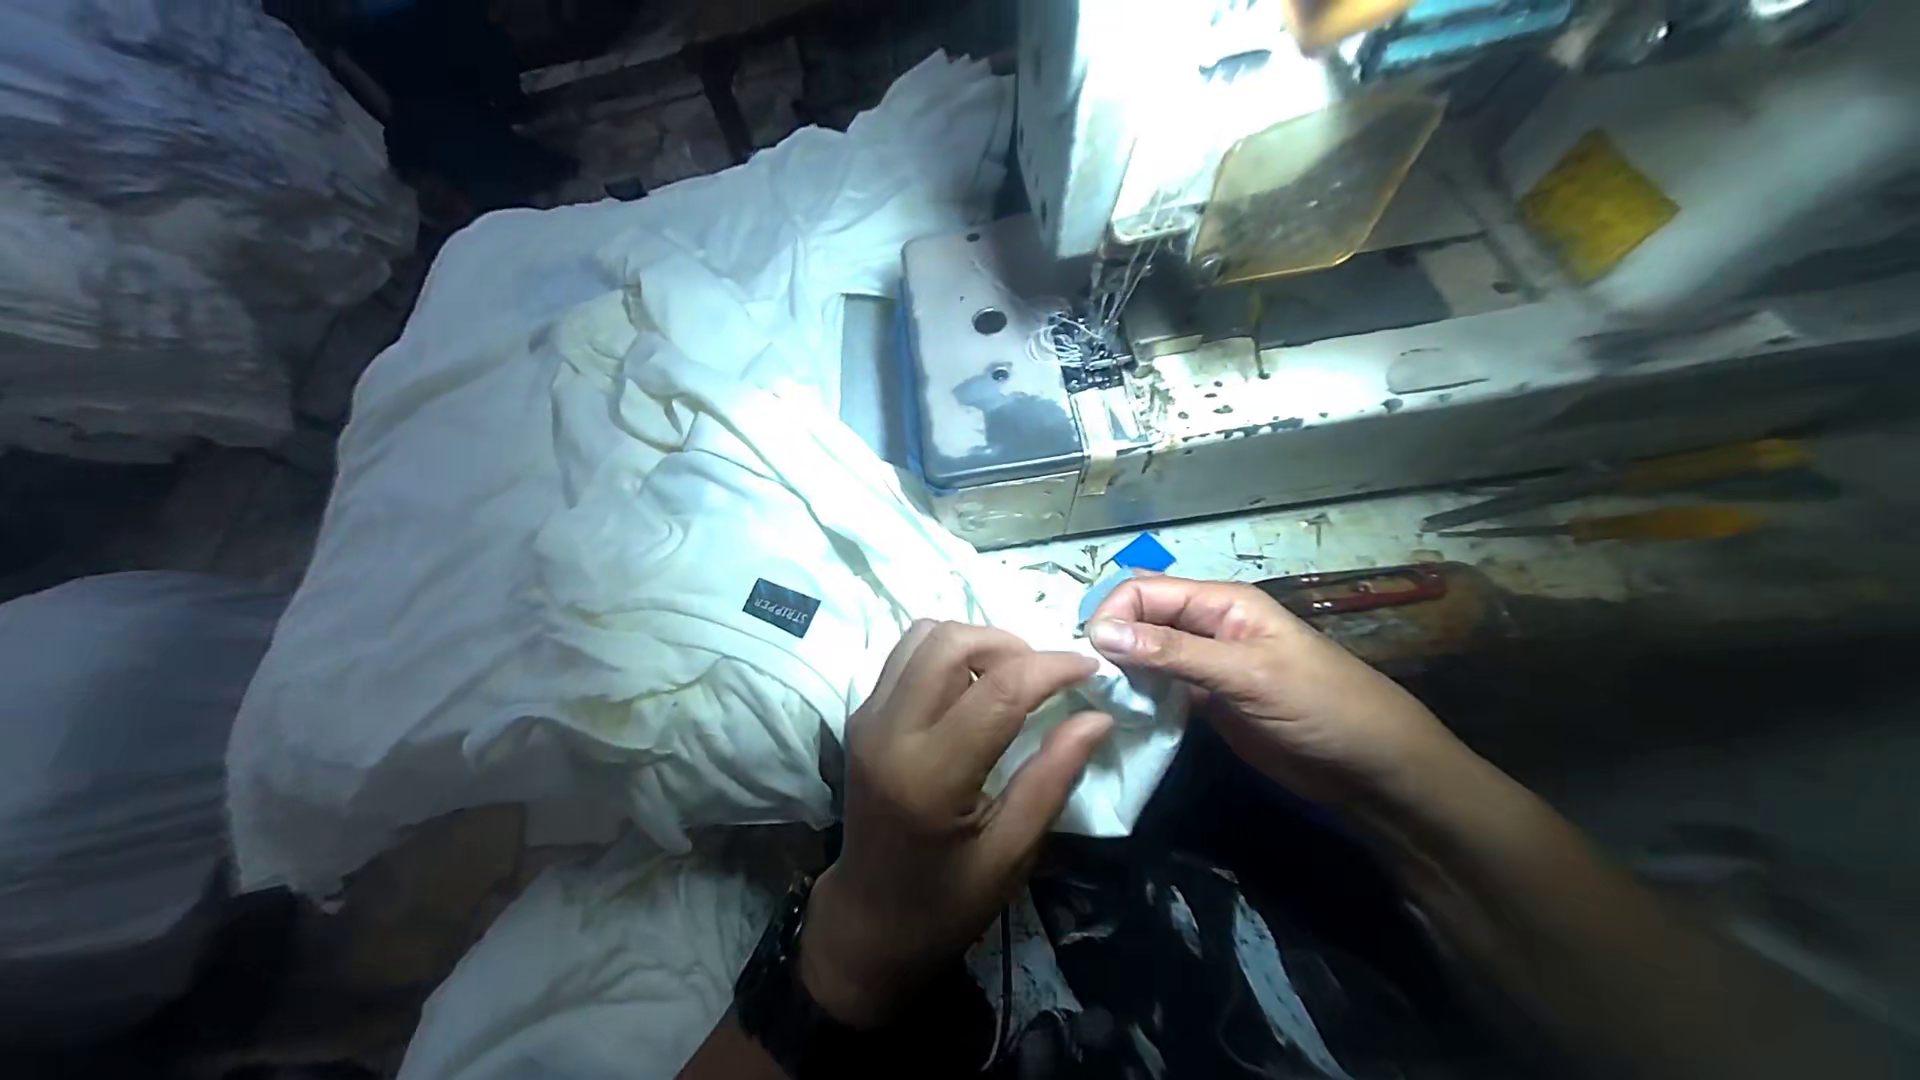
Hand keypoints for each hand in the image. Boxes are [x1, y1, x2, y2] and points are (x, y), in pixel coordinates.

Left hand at [799, 620, 1112, 1027]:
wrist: (869, 917)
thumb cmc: (946, 900)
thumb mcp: (1012, 852)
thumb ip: (1053, 776)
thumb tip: (1098, 715)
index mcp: (930, 775)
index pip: (998, 691)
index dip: (1052, 668)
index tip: (1090, 669)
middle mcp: (890, 731)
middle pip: (951, 642)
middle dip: (1010, 645)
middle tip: (1044, 677)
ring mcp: (868, 716)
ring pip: (925, 635)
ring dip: (976, 642)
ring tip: (1010, 678)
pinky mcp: (862, 713)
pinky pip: (908, 654)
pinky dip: (948, 653)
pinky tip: (972, 687)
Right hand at [1085, 576, 1465, 805]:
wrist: (1373, 770)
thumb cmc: (1321, 706)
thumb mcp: (1247, 673)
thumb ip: (1173, 652)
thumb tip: (1100, 632)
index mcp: (1220, 602)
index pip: (1145, 591)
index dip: (1113, 614)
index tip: (1094, 655)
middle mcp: (1205, 625)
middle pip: (1140, 618)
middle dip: (1111, 639)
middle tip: (1092, 678)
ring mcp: (1203, 664)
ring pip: (1144, 653)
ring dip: (1121, 670)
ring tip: (1100, 698)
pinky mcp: (1204, 699)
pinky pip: (1158, 687)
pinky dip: (1137, 695)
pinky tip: (1122, 712)